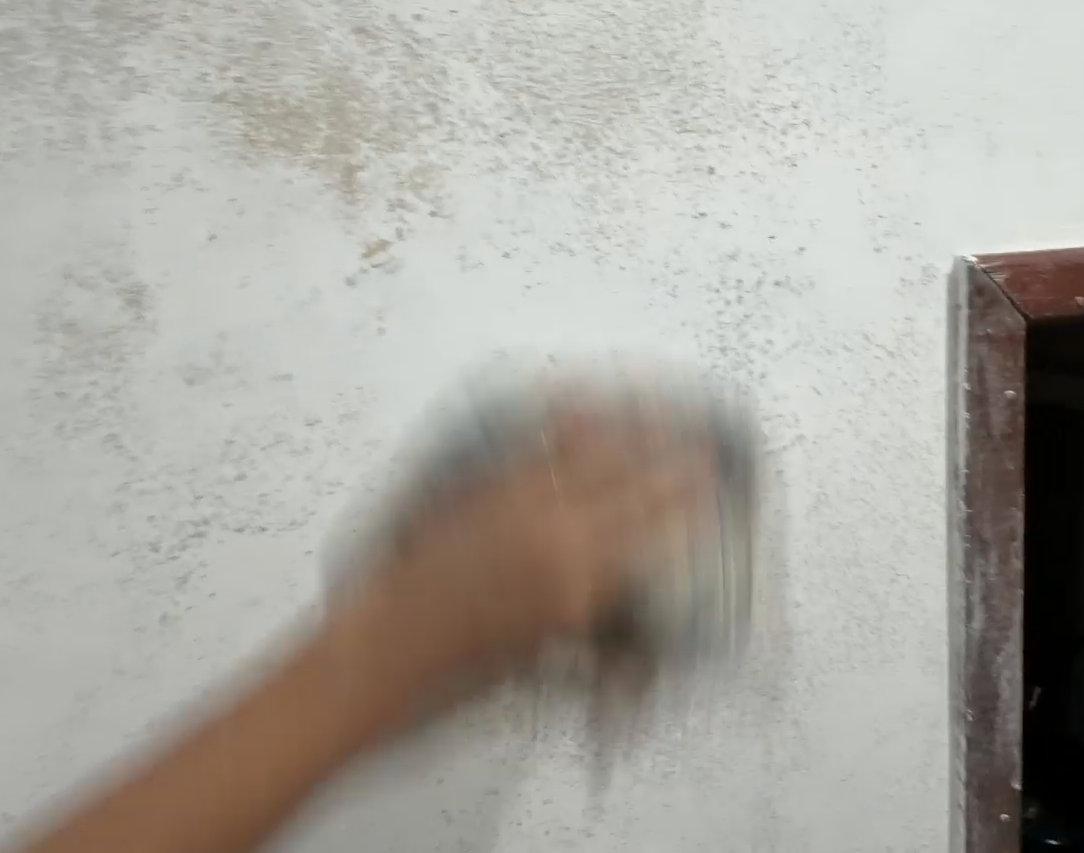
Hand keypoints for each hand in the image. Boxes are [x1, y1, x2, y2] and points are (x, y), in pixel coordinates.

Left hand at [340, 408, 715, 701]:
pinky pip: (530, 443)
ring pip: (586, 452)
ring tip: (654, 403)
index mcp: (575, 585)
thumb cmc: (446, 681)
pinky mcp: (477, 487)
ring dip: (626, 427)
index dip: (689, 504)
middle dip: (675, 459)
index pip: (652, 533)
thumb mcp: (539, 669)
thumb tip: (616, 611)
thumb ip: (587, 630)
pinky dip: (561, 419)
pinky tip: (578, 401)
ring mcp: (512, 501)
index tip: (713, 483)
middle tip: (702, 442)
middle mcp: (550, 532)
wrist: (369, 661)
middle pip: (632, 483)